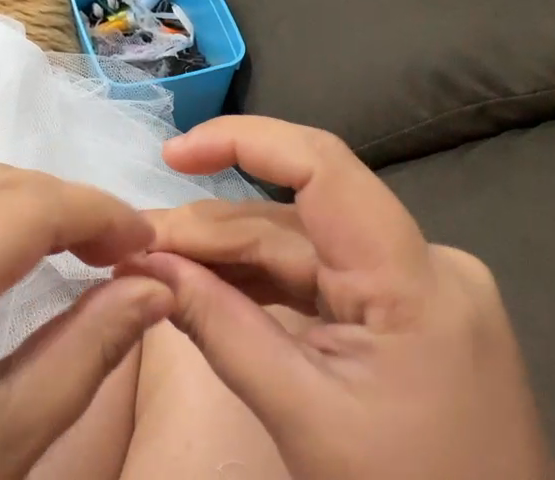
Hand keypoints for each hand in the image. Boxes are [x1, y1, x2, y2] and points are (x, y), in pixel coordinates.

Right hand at [123, 116, 554, 479]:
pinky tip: (205, 289)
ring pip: (300, 248)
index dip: (241, 141)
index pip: (322, 167)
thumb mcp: (301, 413)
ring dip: (225, 256)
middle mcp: (423, 264)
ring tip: (155, 265)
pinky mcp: (404, 316)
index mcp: (414, 279)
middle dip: (208, 227)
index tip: (170, 156)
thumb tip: (140, 261)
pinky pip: (317, 280)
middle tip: (132, 245)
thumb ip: (217, 326)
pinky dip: (259, 284)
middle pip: (293, 217)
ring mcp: (417, 290)